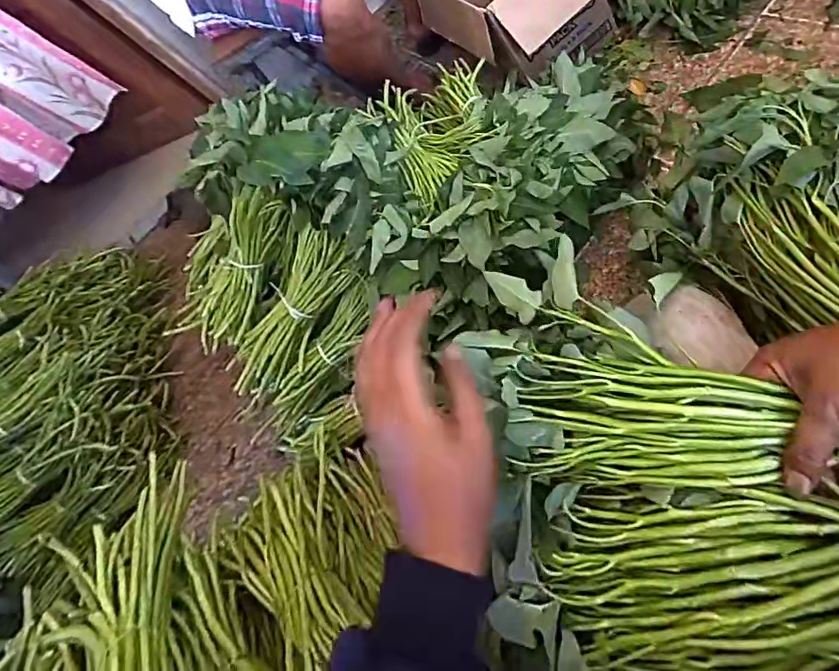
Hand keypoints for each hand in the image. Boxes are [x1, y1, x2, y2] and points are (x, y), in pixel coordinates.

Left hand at [356, 291, 495, 575]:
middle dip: (392, 319)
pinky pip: (362, 384)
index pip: (402, 346)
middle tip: (411, 295)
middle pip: (377, 352)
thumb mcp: (476, 436)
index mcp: (409, 408)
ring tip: (385, 308)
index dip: (414, 315)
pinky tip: (377, 349)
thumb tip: (449, 347)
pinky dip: (366, 357)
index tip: (433, 295)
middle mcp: (383, 410)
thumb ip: (462, 387)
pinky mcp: (374, 433)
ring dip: (372, 334)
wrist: (438, 543)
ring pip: (363, 367)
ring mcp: (374, 422)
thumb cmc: (466, 491)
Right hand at [740, 314, 838, 496]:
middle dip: (775, 442)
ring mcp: (817, 379)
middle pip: (770, 410)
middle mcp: (789, 366)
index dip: (741, 426)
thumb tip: (791, 489)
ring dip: (803, 445)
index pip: (743, 395)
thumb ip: (805, 447)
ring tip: (803, 479)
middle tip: (775, 477)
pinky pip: (822, 421)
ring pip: (799, 418)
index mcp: (773, 358)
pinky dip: (824, 441)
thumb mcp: (826, 409)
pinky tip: (829, 467)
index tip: (746, 460)